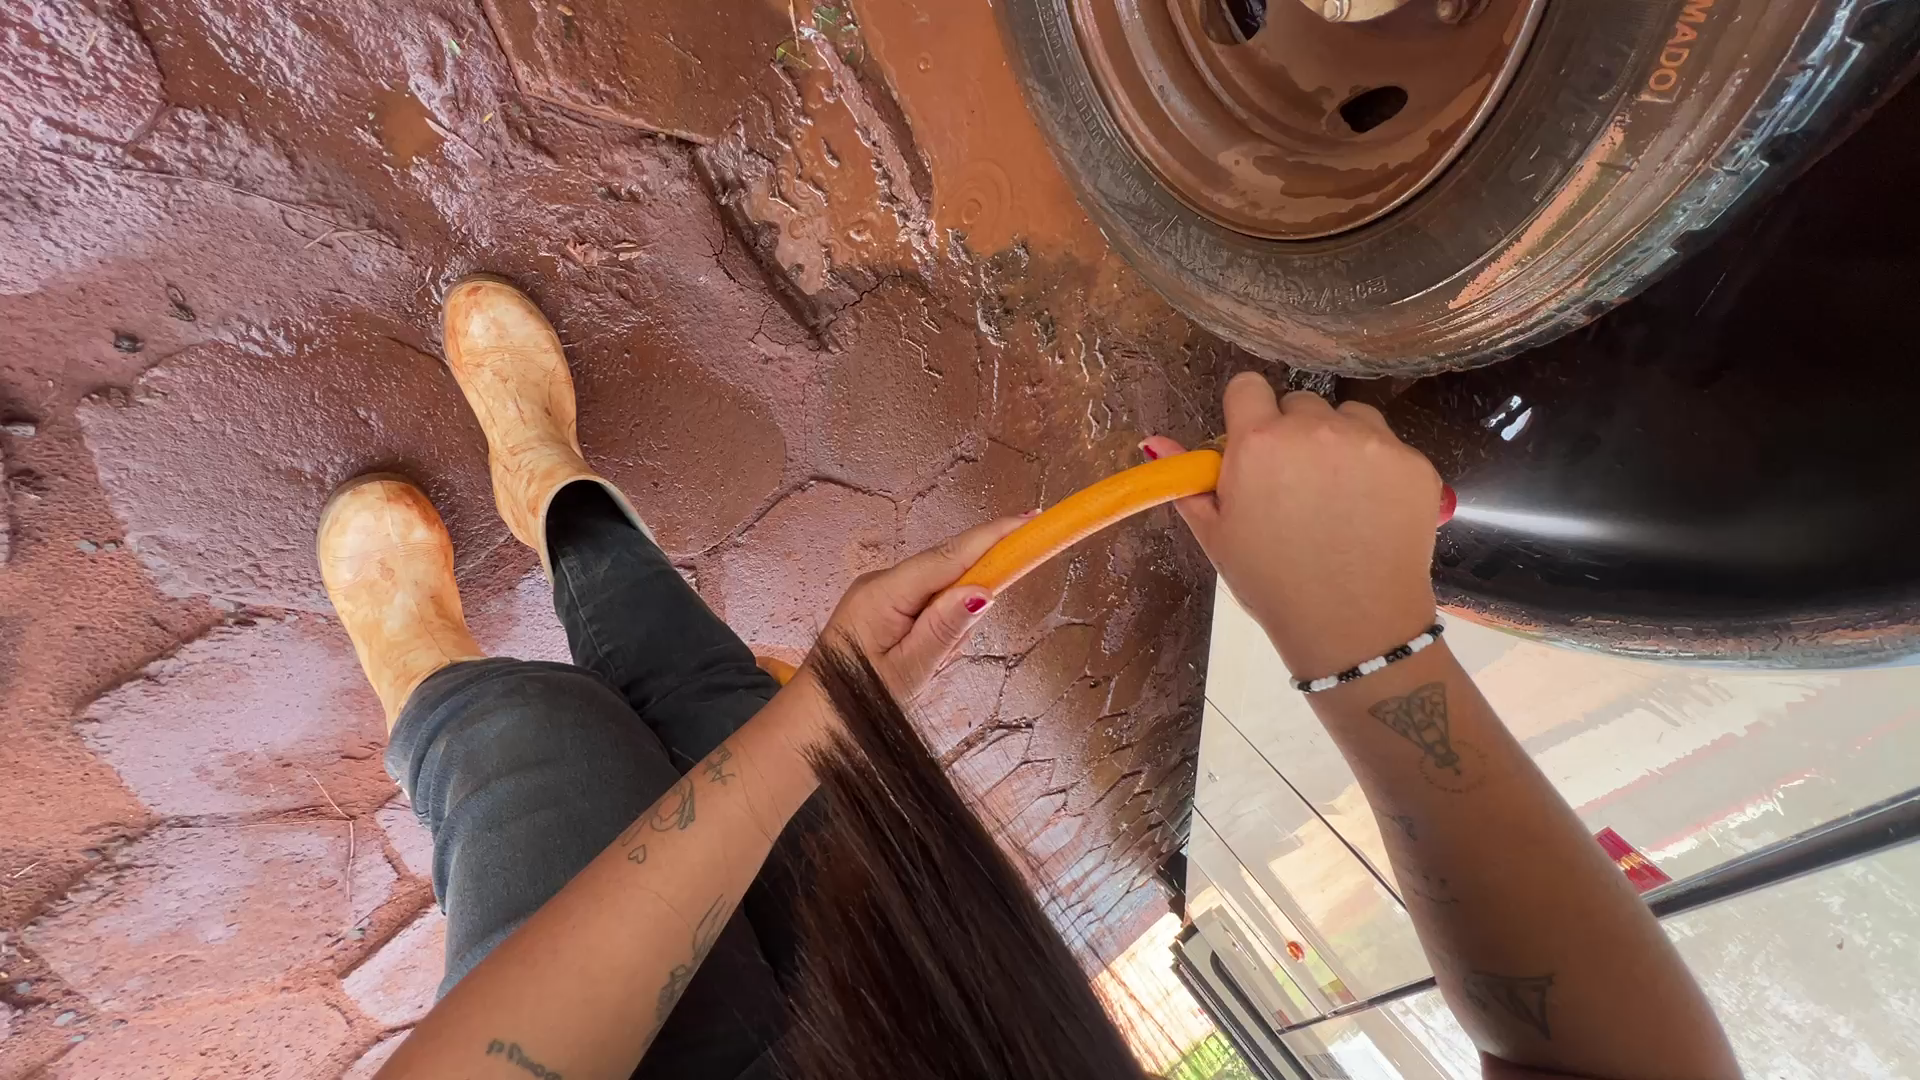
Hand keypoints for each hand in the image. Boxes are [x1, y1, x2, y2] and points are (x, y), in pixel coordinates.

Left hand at [808, 515, 1028, 699]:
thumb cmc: (856, 702)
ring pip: (938, 584)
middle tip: (980, 612)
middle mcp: (881, 581)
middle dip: (977, 580)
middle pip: (946, 564)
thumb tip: (984, 591)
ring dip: (955, 612)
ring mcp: (879, 592)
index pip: (950, 555)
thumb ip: (945, 628)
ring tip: (929, 665)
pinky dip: (940, 618)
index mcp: (884, 593)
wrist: (809, 723)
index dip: (994, 537)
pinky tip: (924, 654)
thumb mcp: (908, 671)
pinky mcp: (881, 606)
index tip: (1031, 518)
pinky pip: (924, 599)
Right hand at [1143, 372, 1441, 679]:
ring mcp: (1370, 442)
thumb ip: (1186, 480)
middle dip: (1290, 431)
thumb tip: (1154, 442)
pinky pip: (1387, 444)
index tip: (1249, 443)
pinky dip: (1375, 466)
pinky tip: (1367, 508)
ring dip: (1335, 440)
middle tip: (1290, 481)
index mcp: (1257, 442)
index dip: (1245, 413)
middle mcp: (1314, 429)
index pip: (1247, 386)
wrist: (1351, 624)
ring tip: (1333, 492)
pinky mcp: (1414, 462)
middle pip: (1297, 403)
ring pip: (1347, 416)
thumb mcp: (1215, 533)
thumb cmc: (1268, 581)